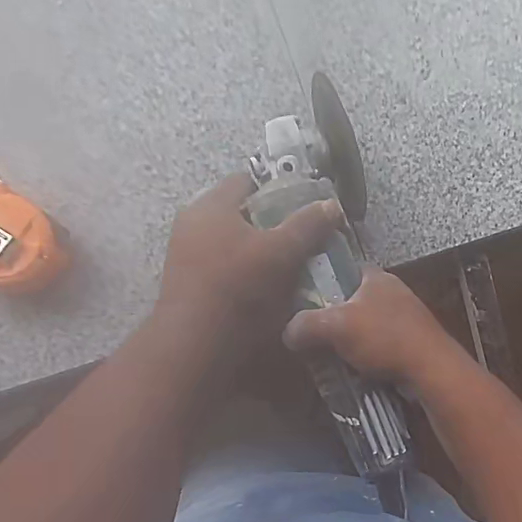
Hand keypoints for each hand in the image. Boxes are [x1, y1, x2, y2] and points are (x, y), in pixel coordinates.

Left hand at [154, 171, 342, 340]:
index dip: (279, 189)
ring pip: (237, 243)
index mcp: (211, 206)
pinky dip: (252, 272)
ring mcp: (189, 255)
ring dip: (265, 251)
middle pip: (243, 214)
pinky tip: (274, 289)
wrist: (199, 341)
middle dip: (275, 224)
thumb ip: (308, 225)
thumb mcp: (283, 251)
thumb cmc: (240, 286)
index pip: (248, 181)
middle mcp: (194, 224)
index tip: (307, 206)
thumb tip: (332, 206)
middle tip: (307, 239)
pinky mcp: (193, 283)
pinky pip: (230, 267)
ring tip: (297, 267)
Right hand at [282, 267, 466, 385]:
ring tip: (333, 356)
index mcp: (378, 277)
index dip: (324, 281)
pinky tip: (358, 370)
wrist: (431, 370)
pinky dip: (371, 356)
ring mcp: (409, 318)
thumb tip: (288, 333)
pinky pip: (385, 346)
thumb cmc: (384, 338)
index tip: (306, 299)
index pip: (345, 269)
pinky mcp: (417, 343)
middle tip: (315, 334)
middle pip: (356, 300)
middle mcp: (396, 292)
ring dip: (354, 341)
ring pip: (371, 325)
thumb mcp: (335, 326)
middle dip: (337, 317)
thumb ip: (306, 325)